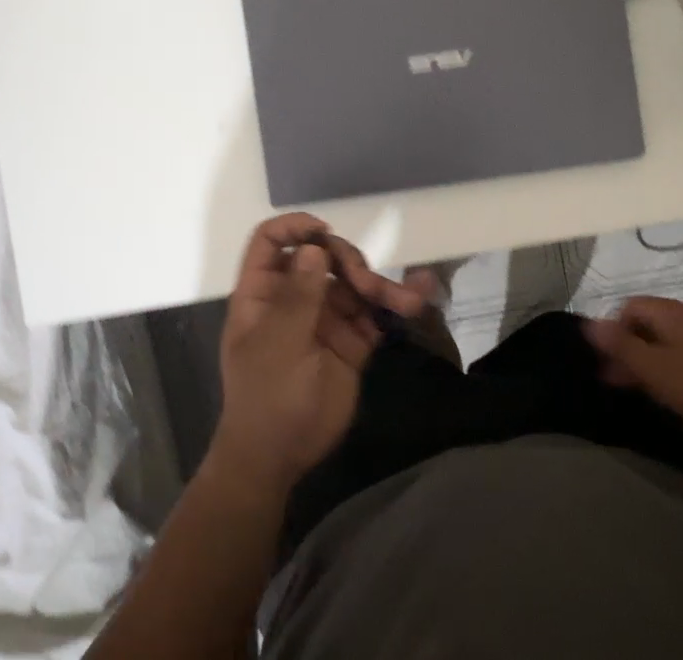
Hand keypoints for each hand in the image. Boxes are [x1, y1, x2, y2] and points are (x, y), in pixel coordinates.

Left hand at [209, 213, 424, 492]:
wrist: (280, 455)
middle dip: (349, 262)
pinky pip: (375, 314)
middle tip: (367, 285)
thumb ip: (298, 296)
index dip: (294, 228)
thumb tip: (313, 248)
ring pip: (354, 285)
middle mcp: (294, 298)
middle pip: (323, 258)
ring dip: (381, 286)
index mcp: (263, 294)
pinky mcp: (352, 342)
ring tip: (409, 301)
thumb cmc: (267, 395)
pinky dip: (395, 305)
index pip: (271, 243)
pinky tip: (419, 298)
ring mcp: (325, 319)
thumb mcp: (279, 343)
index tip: (324, 232)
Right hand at [584, 295, 682, 442]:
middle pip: (644, 322)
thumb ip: (619, 344)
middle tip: (609, 373)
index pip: (628, 306)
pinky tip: (656, 388)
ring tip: (626, 384)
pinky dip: (660, 366)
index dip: (612, 328)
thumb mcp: (651, 367)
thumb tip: (588, 323)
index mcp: (669, 312)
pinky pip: (676, 353)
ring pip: (659, 340)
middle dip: (624, 346)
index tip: (605, 357)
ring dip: (640, 359)